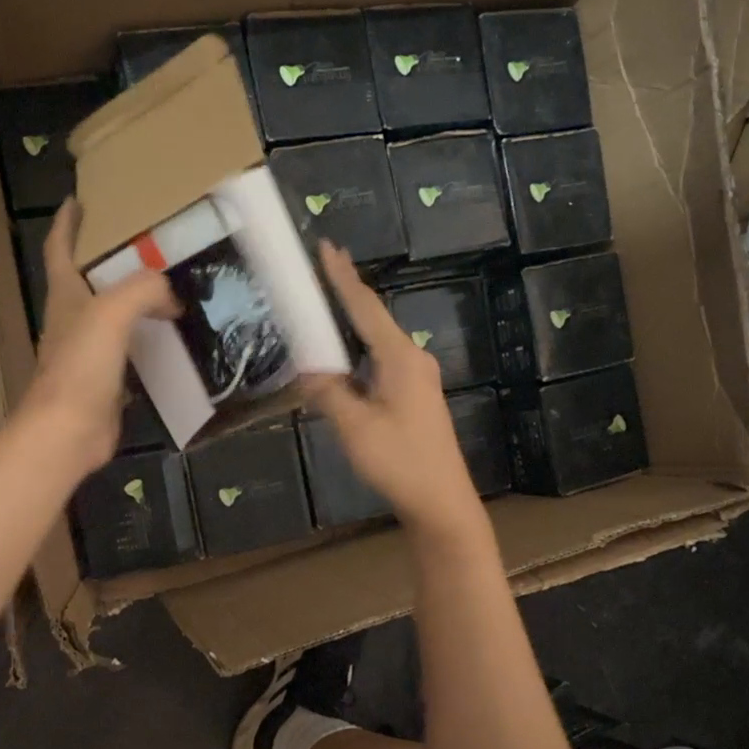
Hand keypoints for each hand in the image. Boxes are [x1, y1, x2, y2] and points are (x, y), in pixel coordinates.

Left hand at [18, 198, 177, 477]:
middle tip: (145, 245)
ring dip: (132, 302)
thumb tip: (171, 297)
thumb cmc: (81, 366)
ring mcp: (86, 353)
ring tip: (165, 289)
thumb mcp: (112, 312)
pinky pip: (128, 352)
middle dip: (109, 261)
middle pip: (88, 281)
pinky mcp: (103, 382)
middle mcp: (72, 320)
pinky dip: (145, 341)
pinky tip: (168, 340)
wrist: (68, 431)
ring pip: (111, 317)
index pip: (60, 249)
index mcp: (65, 296)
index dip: (66, 223)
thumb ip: (143, 290)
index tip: (78, 201)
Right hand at [304, 242, 483, 532]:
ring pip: (377, 343)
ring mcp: (417, 379)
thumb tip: (307, 367)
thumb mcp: (354, 427)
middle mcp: (413, 360)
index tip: (327, 247)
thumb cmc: (399, 461)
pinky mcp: (415, 398)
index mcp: (399, 358)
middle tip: (319, 273)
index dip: (343, 277)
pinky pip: (381, 364)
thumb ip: (328, 392)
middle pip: (373, 320)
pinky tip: (341, 360)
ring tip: (323, 310)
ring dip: (351, 327)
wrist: (441, 501)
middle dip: (346, 296)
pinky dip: (358, 354)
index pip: (365, 307)